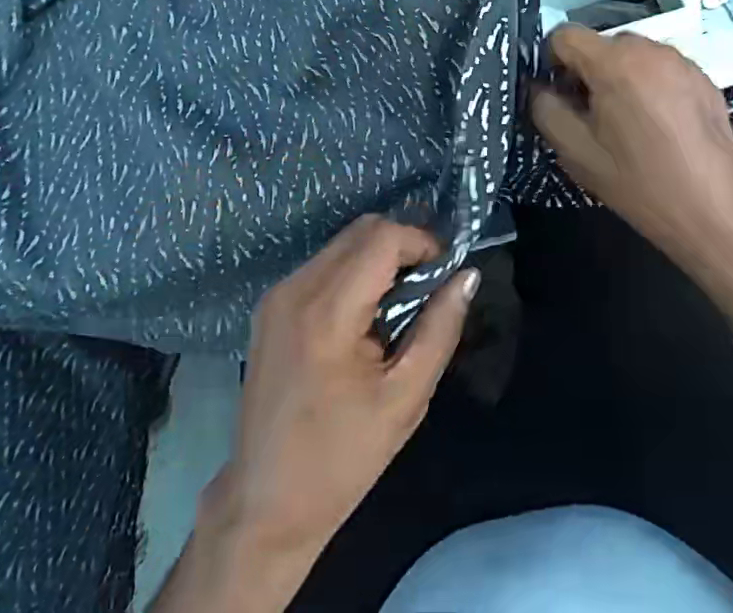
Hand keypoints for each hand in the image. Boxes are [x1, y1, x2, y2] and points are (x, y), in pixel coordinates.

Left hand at [203, 216, 477, 561]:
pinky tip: (368, 316)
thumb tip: (467, 275)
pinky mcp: (271, 308)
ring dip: (381, 259)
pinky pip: (325, 264)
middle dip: (405, 246)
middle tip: (429, 288)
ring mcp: (276, 297)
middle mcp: (294, 291)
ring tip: (401, 306)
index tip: (445, 277)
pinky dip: (357, 272)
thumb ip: (441, 326)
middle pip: (362, 230)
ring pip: (344, 243)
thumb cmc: (343, 457)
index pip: (382, 238)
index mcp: (326, 314)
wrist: (266, 503)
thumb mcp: (407, 396)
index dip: (424, 244)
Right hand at [530, 25, 732, 265]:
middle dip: (590, 72)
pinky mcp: (705, 79)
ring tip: (630, 124)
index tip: (560, 94)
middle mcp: (651, 50)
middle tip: (593, 116)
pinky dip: (653, 86)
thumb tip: (540, 87)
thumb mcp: (577, 152)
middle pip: (603, 45)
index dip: (552, 61)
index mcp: (615, 63)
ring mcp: (683, 62)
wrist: (710, 209)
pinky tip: (661, 127)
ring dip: (623, 78)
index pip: (566, 35)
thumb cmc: (638, 183)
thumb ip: (546, 109)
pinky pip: (665, 70)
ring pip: (635, 56)